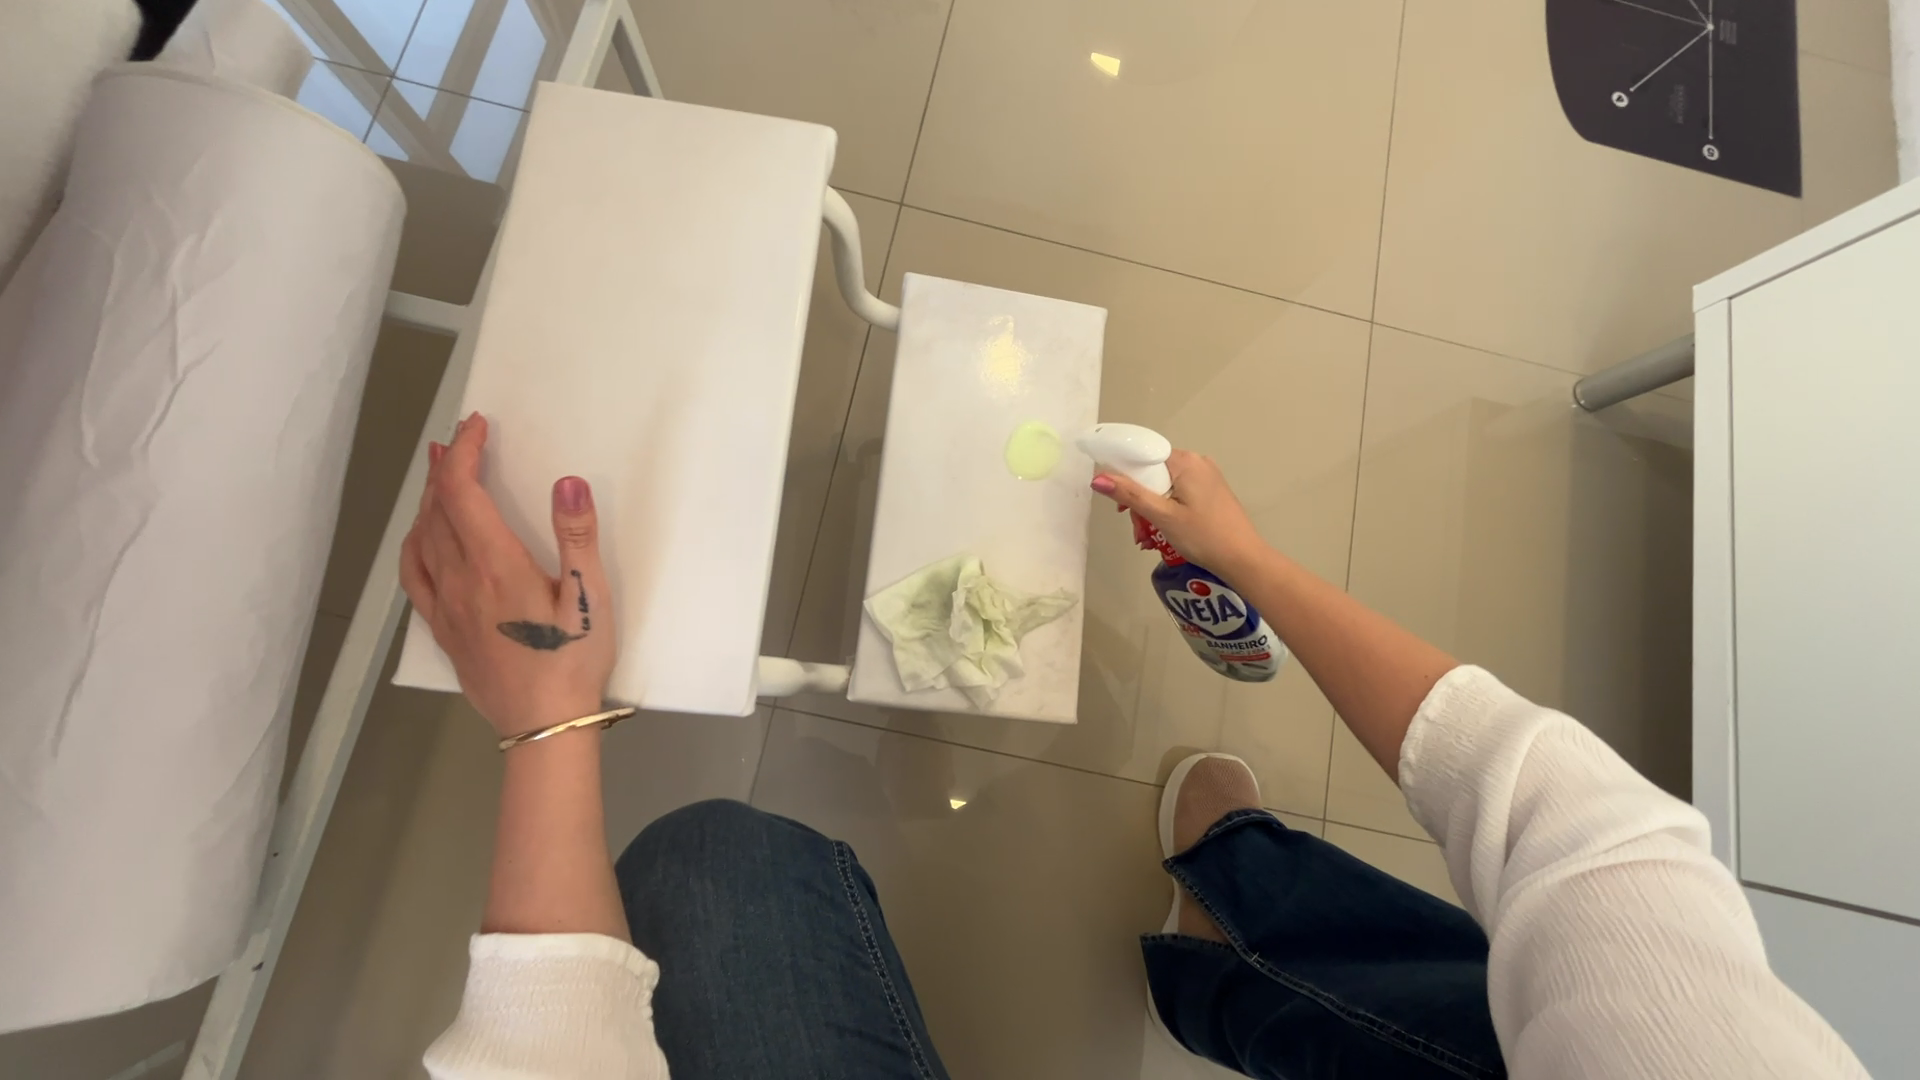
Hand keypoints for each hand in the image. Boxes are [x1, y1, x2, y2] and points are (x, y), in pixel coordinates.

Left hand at [399, 412, 615, 738]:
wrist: (543, 723)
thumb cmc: (573, 658)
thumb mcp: (590, 597)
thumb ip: (578, 537)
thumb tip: (566, 480)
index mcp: (495, 565)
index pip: (463, 493)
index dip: (465, 453)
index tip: (477, 425)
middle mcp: (458, 578)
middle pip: (436, 511)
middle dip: (444, 469)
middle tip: (456, 440)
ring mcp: (443, 606)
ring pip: (420, 539)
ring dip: (427, 502)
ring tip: (438, 477)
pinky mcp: (442, 629)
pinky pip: (412, 575)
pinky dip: (414, 543)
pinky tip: (423, 540)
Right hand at [1091, 449, 1268, 576]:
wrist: (1243, 559)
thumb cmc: (1202, 536)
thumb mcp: (1162, 516)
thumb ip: (1129, 495)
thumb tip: (1097, 479)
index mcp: (1185, 461)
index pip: (1143, 455)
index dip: (1124, 475)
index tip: (1117, 502)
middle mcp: (1196, 462)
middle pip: (1152, 473)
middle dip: (1138, 501)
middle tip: (1136, 530)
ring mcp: (1205, 477)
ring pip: (1163, 487)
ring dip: (1149, 511)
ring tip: (1146, 539)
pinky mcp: (1210, 492)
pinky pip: (1177, 494)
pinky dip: (1165, 511)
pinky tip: (1160, 533)